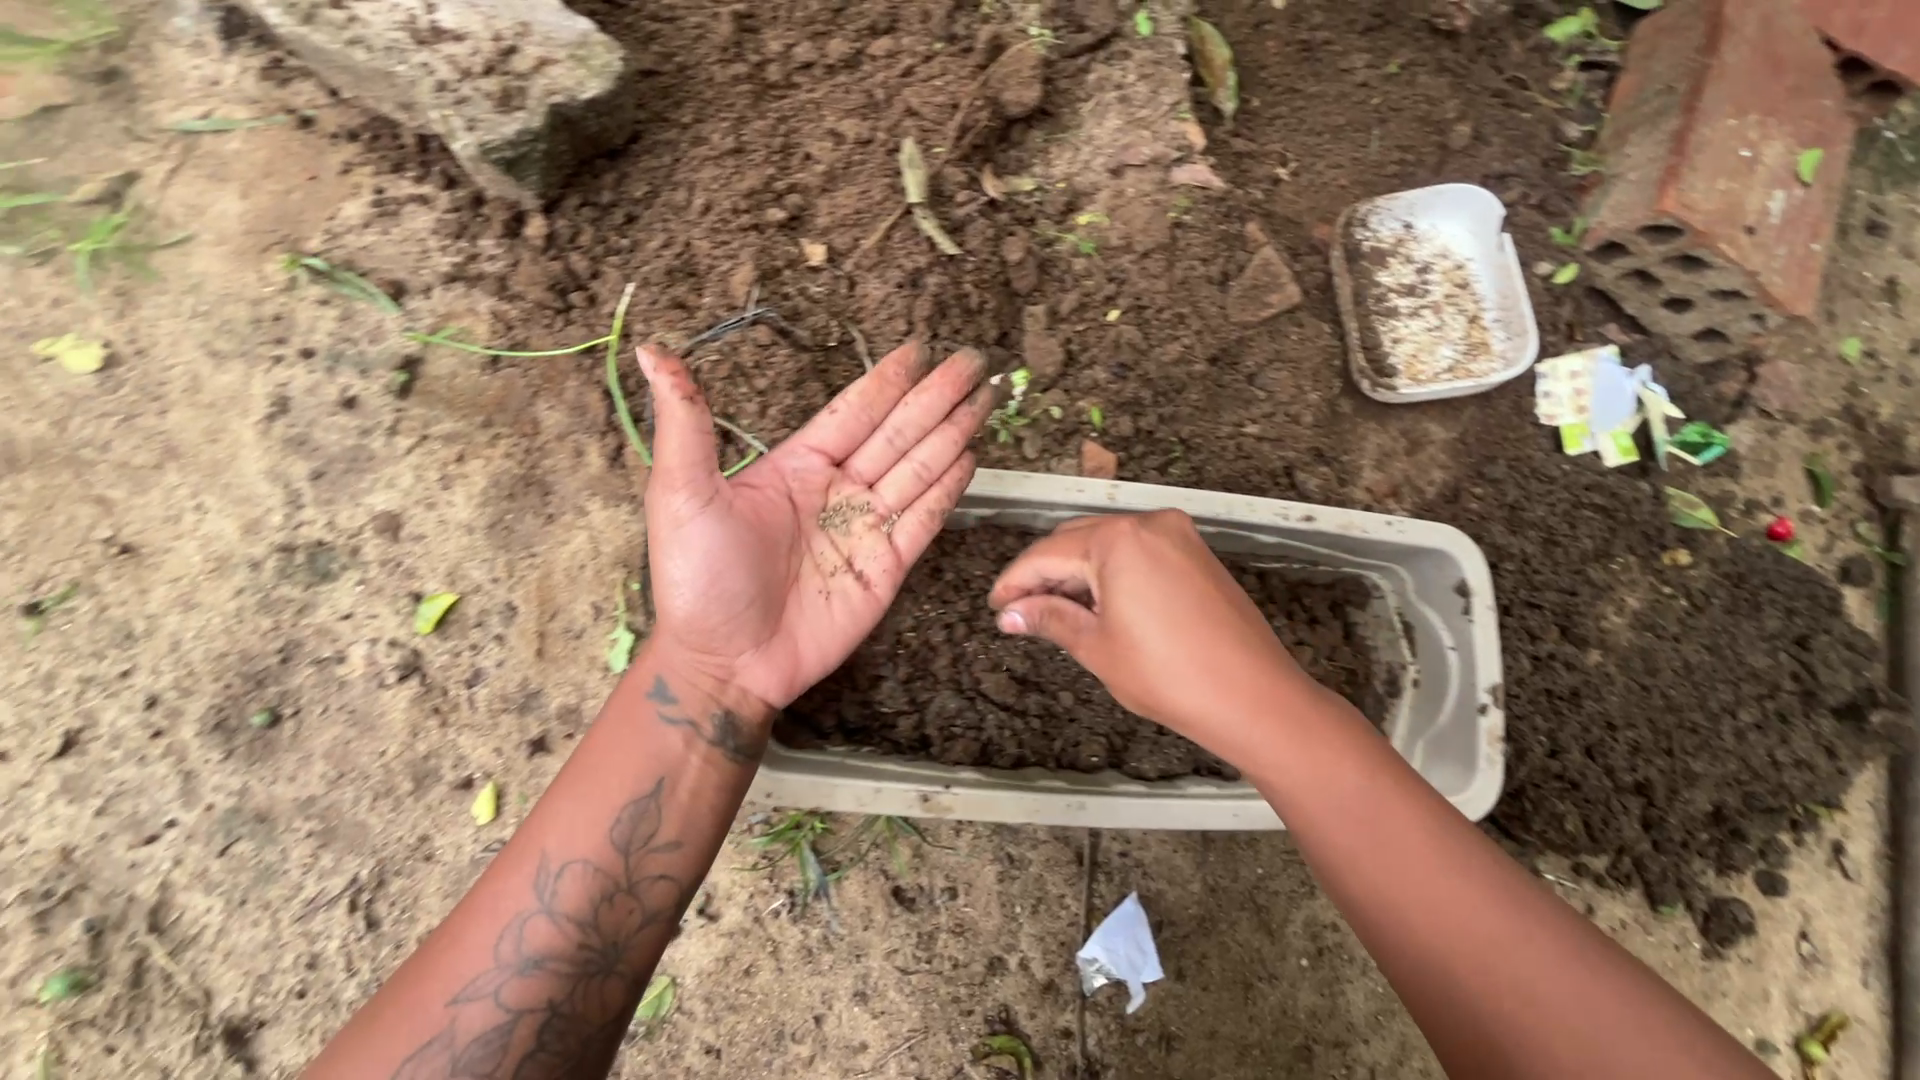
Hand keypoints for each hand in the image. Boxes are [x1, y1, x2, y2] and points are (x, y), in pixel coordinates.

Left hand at [639, 340, 992, 710]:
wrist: (725, 662)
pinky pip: (924, 519)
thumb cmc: (697, 580)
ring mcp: (865, 528)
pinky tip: (970, 457)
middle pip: (897, 432)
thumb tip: (653, 352)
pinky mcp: (886, 567)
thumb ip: (686, 424)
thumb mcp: (681, 494)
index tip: (918, 350)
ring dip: (951, 433)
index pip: (853, 411)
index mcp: (796, 466)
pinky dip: (947, 488)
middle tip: (970, 361)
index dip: (888, 380)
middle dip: (935, 396)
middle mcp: (837, 490)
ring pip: (918, 469)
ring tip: (982, 399)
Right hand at [988, 511, 1328, 760]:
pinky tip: (1098, 603)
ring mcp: (1177, 535)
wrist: (1253, 696)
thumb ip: (1049, 619)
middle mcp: (1148, 524)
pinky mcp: (1195, 553)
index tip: (996, 604)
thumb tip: (1010, 615)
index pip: (1046, 554)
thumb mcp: (1097, 647)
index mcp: (1118, 540)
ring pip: (1108, 544)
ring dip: (1078, 572)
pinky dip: (1112, 572)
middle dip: (1045, 574)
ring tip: (1054, 612)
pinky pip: (1138, 551)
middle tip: (1019, 611)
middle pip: (1076, 540)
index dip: (1014, 581)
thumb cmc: (1169, 675)